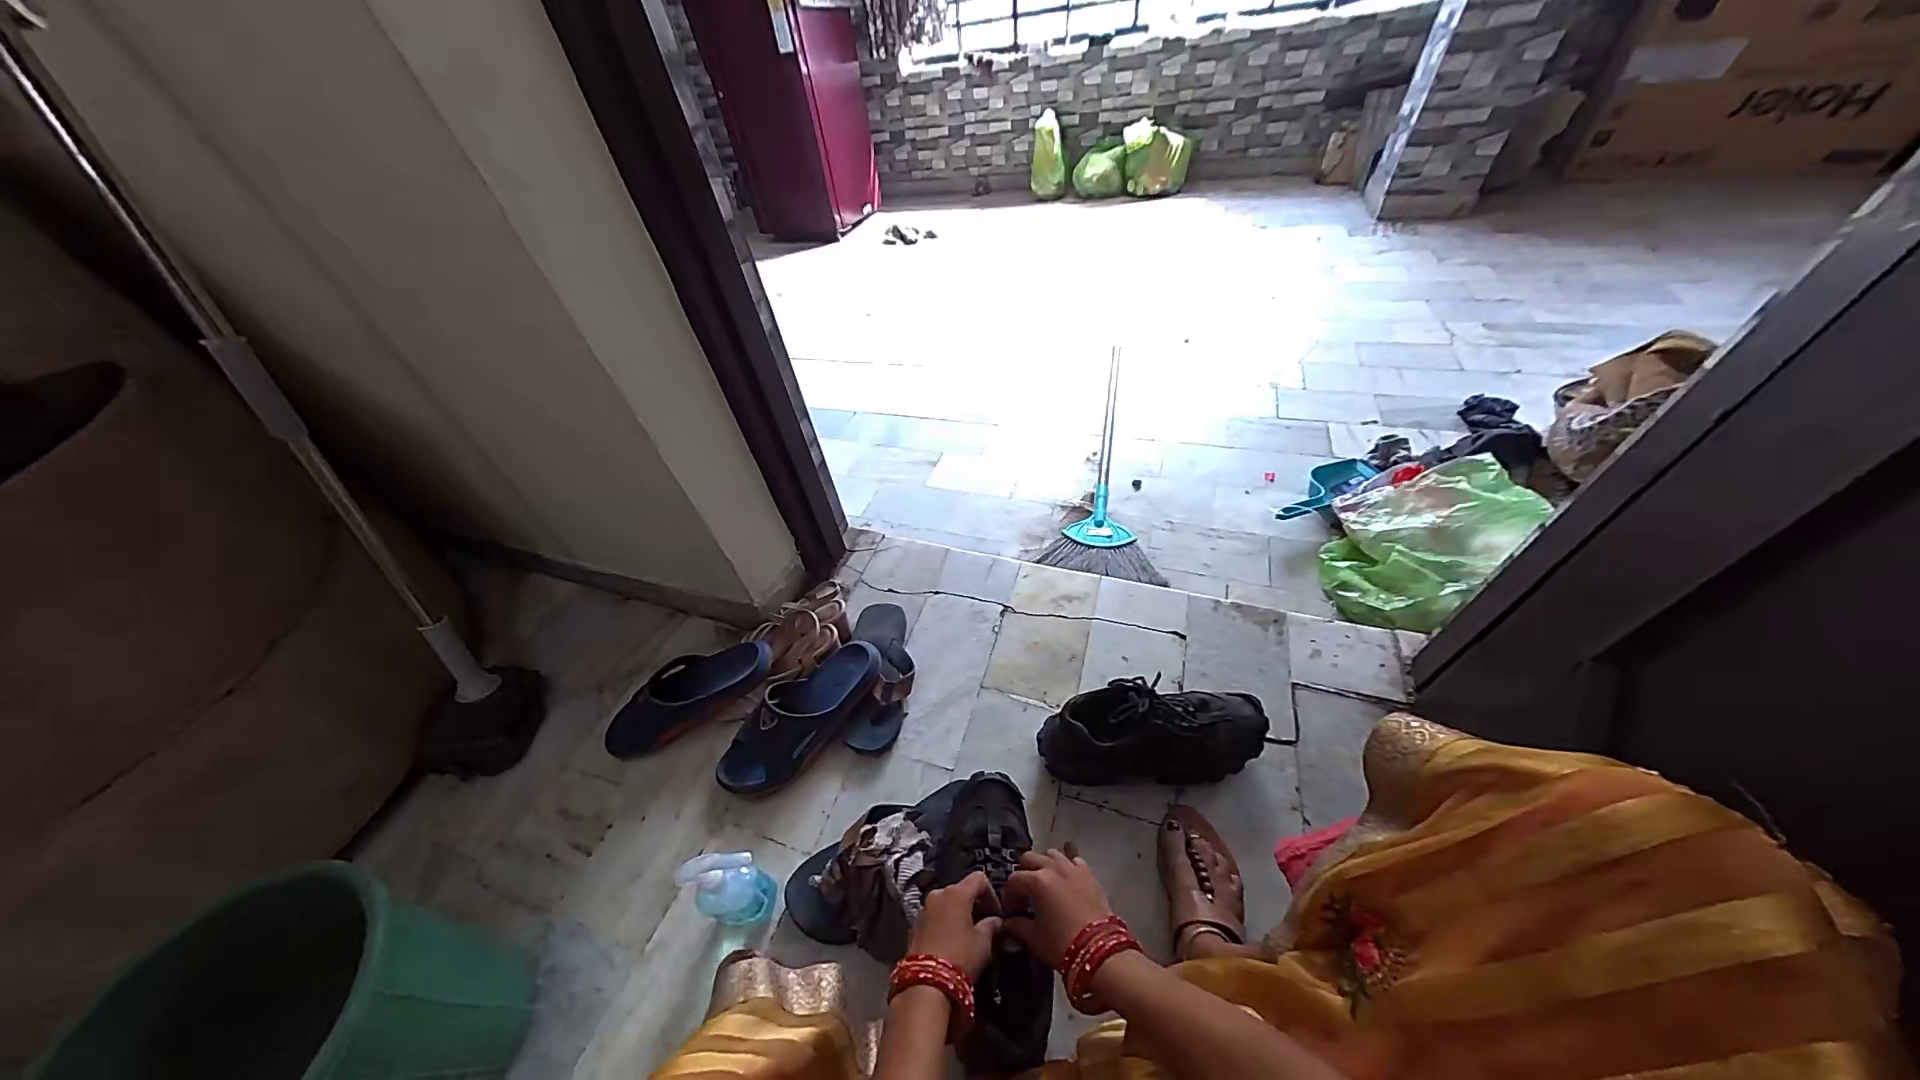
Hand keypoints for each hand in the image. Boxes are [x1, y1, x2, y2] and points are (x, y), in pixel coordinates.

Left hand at [906, 871, 1003, 979]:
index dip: (991, 893)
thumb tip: (996, 921)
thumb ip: (992, 926)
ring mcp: (923, 909)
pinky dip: (945, 923)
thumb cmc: (960, 956)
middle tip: (984, 926)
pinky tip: (951, 944)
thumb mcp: (983, 942)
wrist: (925, 983)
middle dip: (975, 905)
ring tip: (967, 936)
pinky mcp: (914, 925)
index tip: (996, 914)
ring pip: (947, 904)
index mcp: (956, 892)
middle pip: (961, 890)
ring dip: (959, 914)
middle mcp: (937, 894)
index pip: (979, 878)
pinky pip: (935, 917)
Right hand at [1001, 848, 1114, 969]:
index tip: (1012, 911)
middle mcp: (1054, 868)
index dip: (1009, 895)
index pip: (1014, 880)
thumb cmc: (1062, 945)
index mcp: (1037, 881)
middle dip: (1023, 874)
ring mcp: (1073, 868)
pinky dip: (1066, 867)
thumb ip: (1017, 926)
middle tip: (1025, 894)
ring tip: (1045, 884)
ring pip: (1051, 854)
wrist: (1101, 952)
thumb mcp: (1034, 938)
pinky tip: (1066, 882)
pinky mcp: (1089, 874)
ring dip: (1043, 865)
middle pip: (1029, 858)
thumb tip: (1008, 922)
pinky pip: (1073, 861)